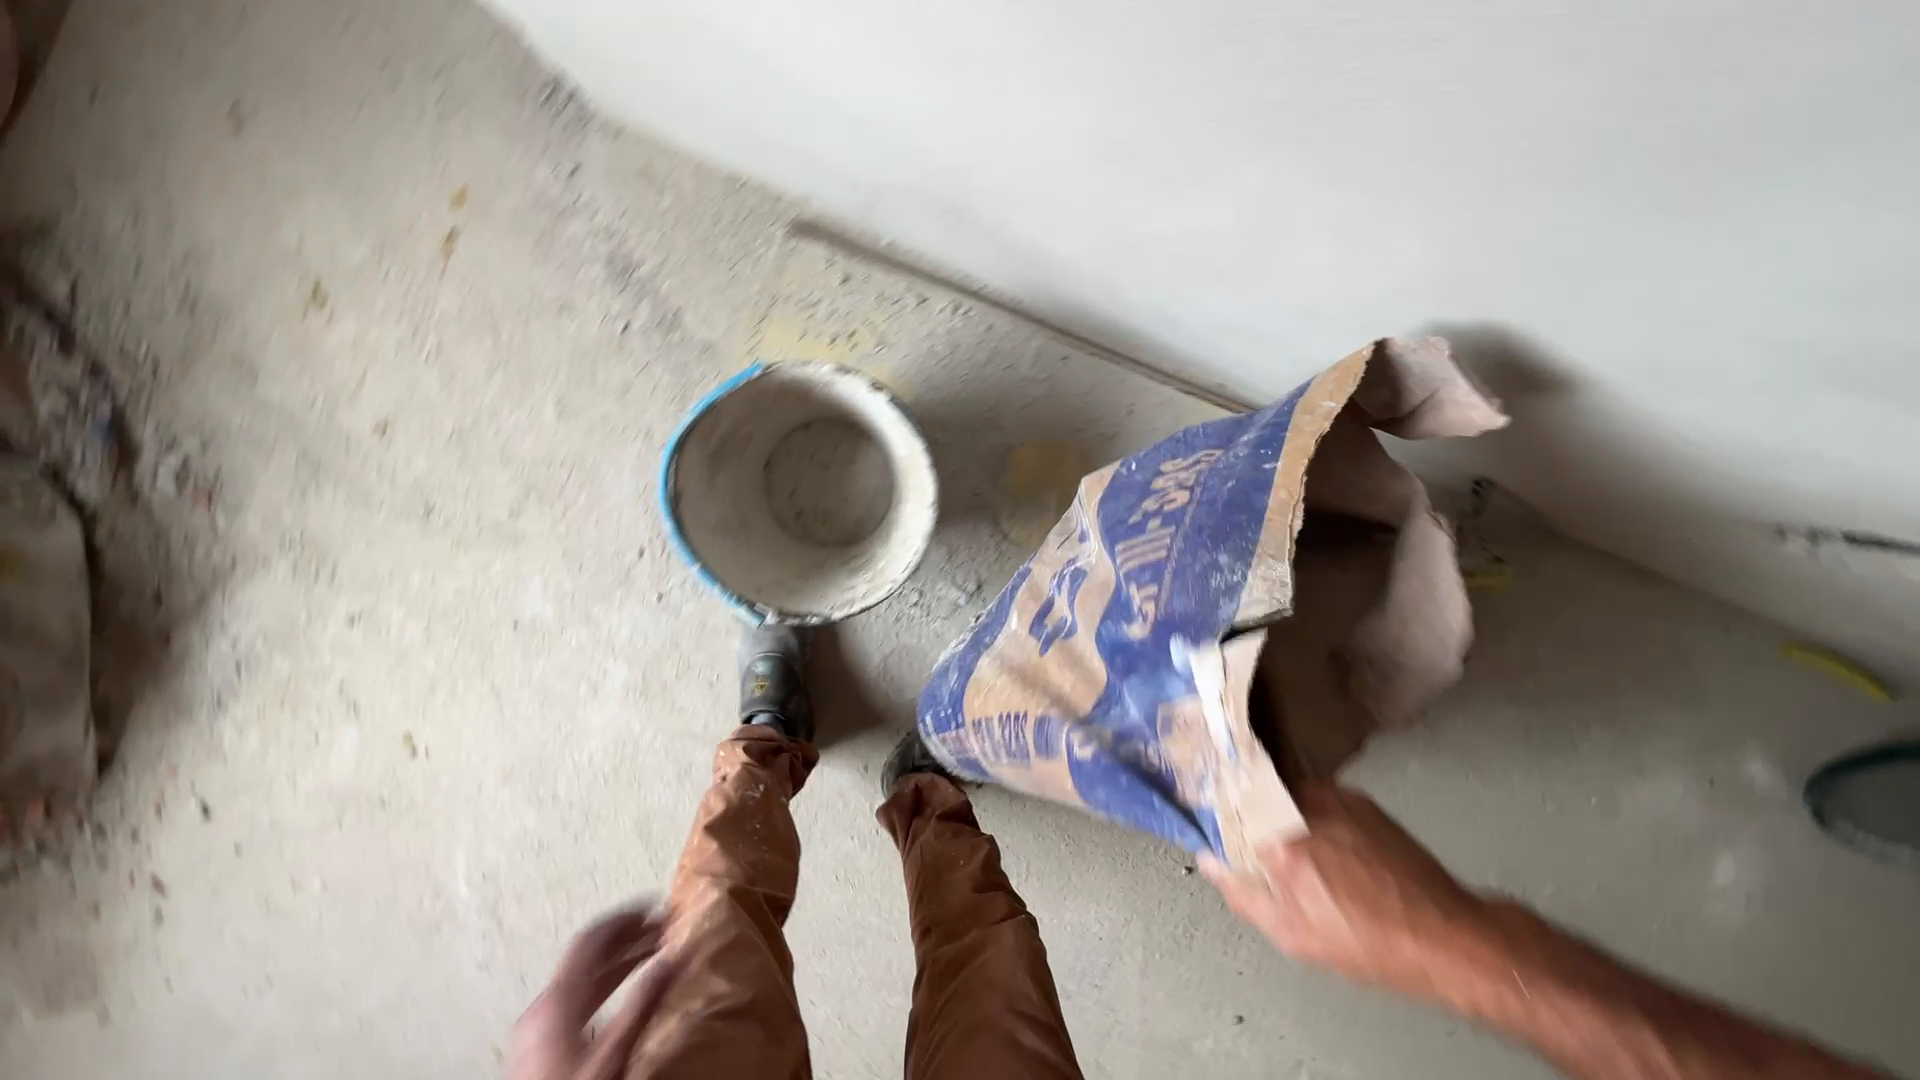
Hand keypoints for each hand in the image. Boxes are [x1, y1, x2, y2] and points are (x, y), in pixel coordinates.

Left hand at [511, 903, 681, 1079]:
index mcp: (557, 1001)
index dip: (623, 919)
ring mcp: (538, 1022)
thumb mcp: (614, 1052)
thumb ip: (642, 1005)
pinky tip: (623, 985)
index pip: (591, 940)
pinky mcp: (539, 1038)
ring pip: (581, 974)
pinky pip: (574, 993)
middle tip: (659, 927)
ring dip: (616, 958)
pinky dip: (602, 979)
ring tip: (650, 950)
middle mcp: (543, 1004)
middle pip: (586, 954)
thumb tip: (673, 958)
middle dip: (625, 936)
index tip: (654, 908)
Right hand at [1201, 783, 1493, 999]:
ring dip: (1280, 816)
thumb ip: (1241, 893)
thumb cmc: (1369, 942)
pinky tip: (1329, 852)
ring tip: (1300, 857)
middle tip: (1261, 854)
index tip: (1214, 835)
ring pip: (1284, 796)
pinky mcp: (1359, 799)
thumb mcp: (1291, 935)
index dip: (1215, 822)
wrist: (1443, 935)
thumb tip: (1210, 862)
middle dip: (1249, 820)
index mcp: (1280, 842)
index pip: (1224, 813)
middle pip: (1253, 800)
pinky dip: (1311, 815)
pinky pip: (1316, 798)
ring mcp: (1334, 798)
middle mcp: (1303, 808)